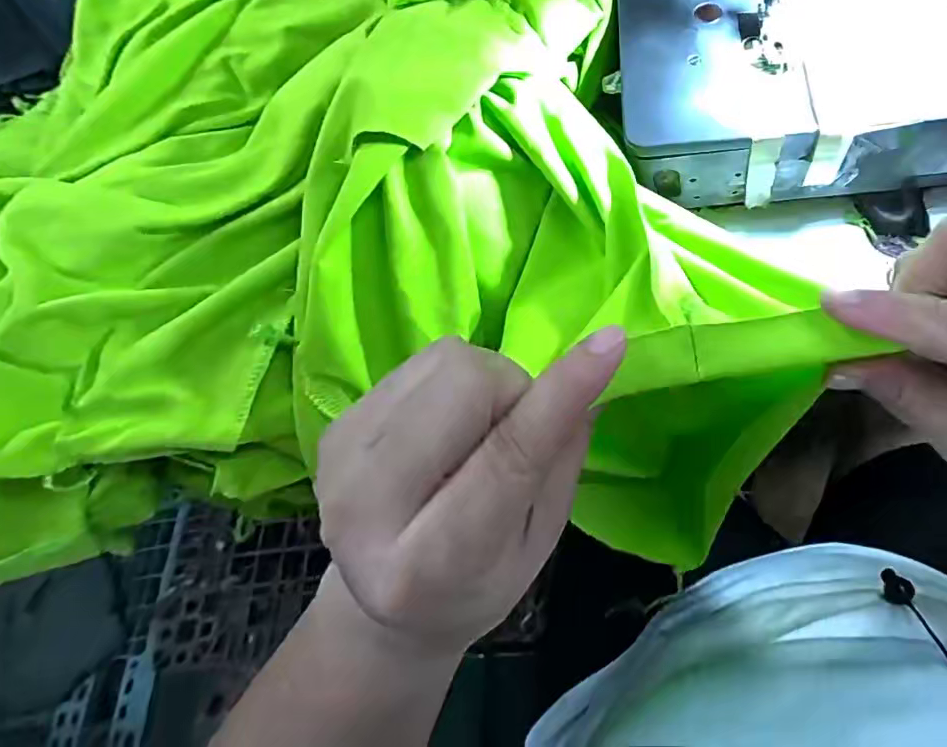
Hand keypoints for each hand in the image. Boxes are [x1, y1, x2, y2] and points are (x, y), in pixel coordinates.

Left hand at [313, 329, 625, 655]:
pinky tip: (441, 427)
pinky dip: (454, 380)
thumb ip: (561, 460)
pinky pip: (425, 356)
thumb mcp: (537, 542)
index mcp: (429, 565)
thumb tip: (592, 374)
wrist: (383, 602)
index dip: (561, 395)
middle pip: (467, 385)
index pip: (507, 459)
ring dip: (485, 384)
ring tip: (473, 433)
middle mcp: (366, 506)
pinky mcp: (334, 421)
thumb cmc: (480, 580)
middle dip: (513, 392)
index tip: (612, 344)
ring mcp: (340, 457)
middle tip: (513, 430)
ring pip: (448, 359)